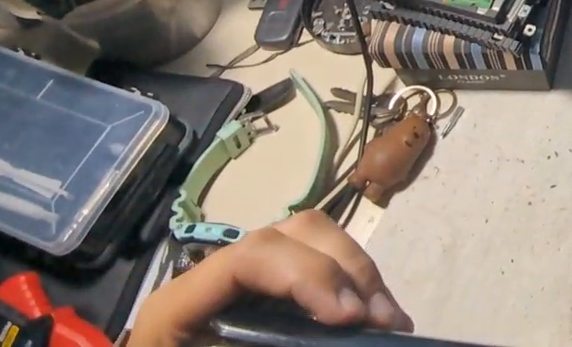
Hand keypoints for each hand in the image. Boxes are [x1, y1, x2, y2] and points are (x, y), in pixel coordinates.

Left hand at [129, 211, 412, 346]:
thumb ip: (271, 344)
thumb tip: (341, 332)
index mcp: (180, 302)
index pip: (252, 256)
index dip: (308, 275)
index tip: (350, 318)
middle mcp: (218, 270)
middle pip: (299, 235)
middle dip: (349, 271)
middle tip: (383, 318)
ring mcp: (248, 273)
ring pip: (321, 240)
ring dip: (361, 275)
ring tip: (390, 318)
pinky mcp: (271, 285)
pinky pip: (324, 262)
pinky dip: (355, 284)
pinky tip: (376, 310)